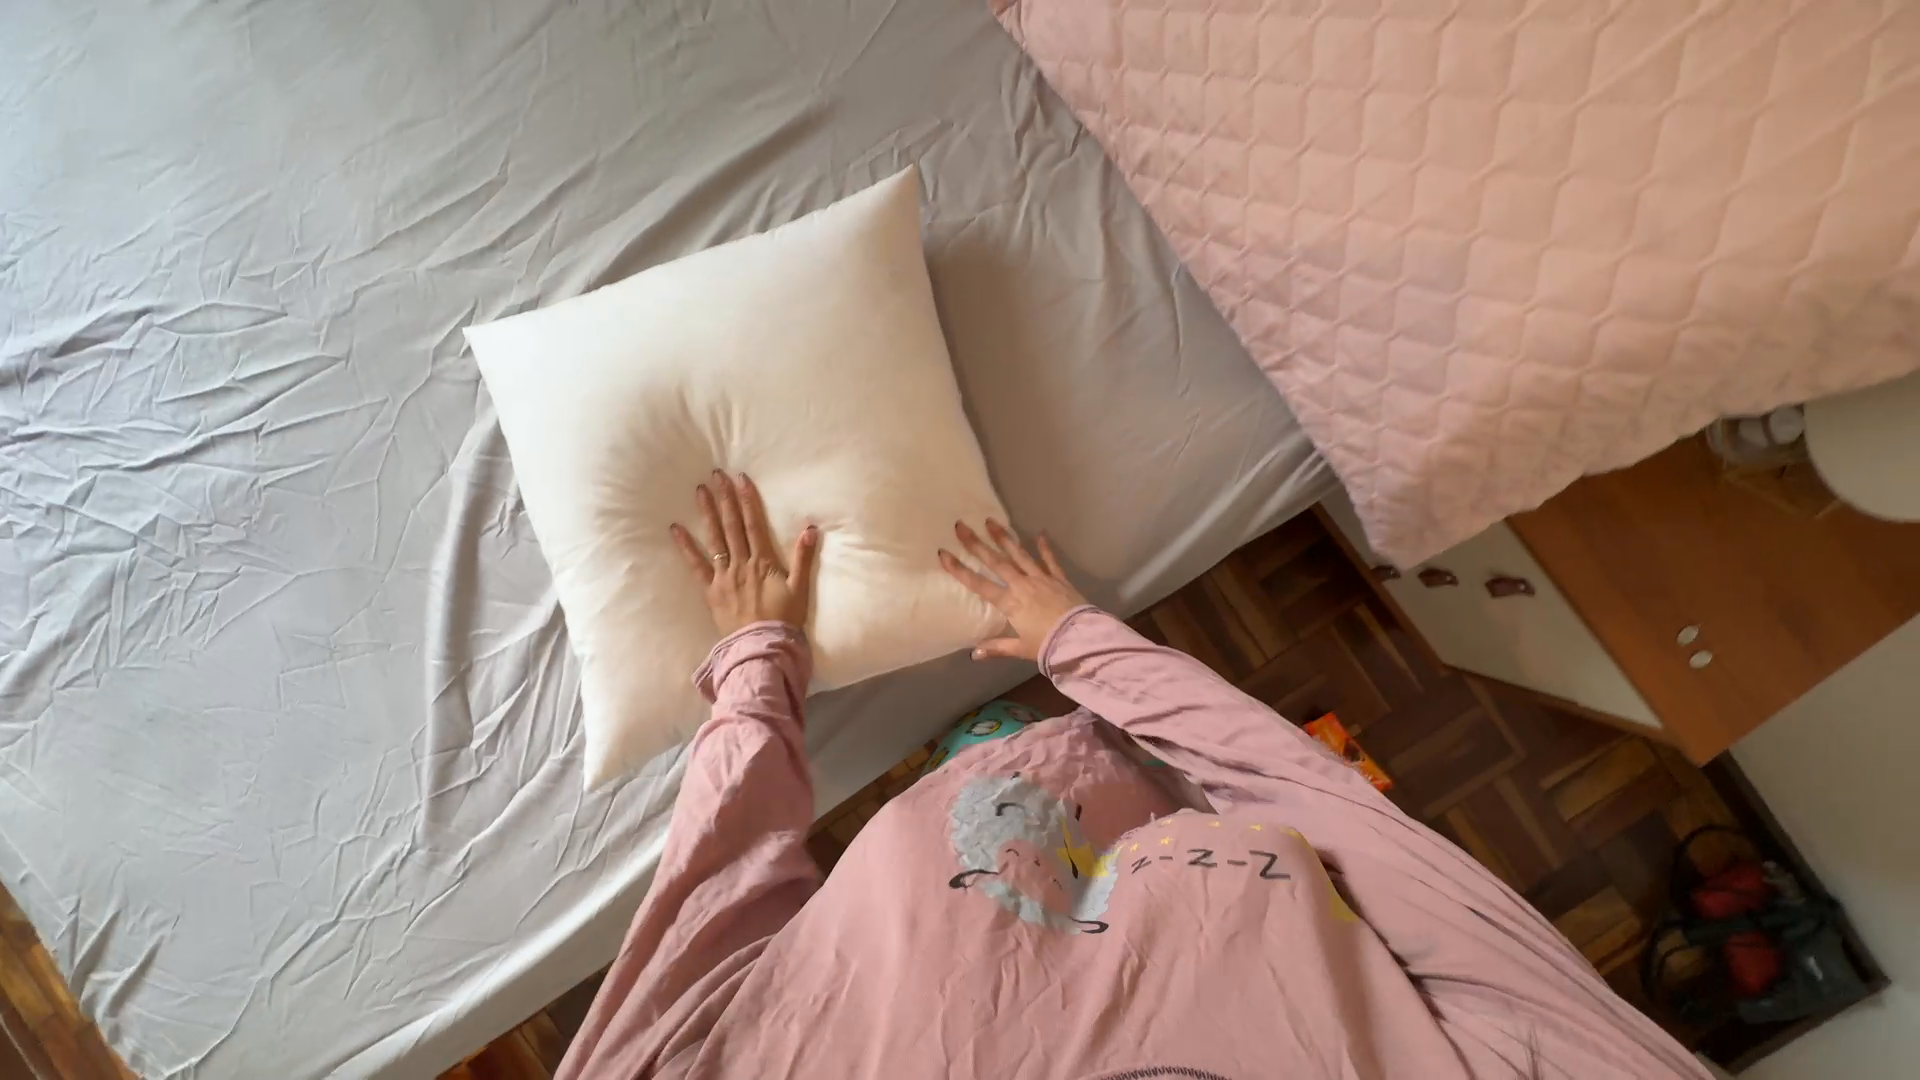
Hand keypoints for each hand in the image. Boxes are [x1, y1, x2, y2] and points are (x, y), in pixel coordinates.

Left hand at [671, 471, 818, 636]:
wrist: (762, 646)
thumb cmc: (785, 619)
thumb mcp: (800, 588)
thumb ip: (804, 558)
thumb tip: (810, 528)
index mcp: (763, 562)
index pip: (754, 524)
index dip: (748, 500)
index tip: (741, 479)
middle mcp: (741, 564)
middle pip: (732, 525)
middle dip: (725, 498)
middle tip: (717, 475)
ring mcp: (724, 576)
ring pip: (714, 539)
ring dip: (707, 514)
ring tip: (700, 491)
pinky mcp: (711, 590)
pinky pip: (696, 565)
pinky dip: (685, 547)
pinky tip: (676, 529)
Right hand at [938, 519, 1087, 660]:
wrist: (1081, 639)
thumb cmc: (1048, 646)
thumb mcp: (1020, 649)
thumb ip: (996, 649)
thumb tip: (973, 654)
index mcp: (1009, 603)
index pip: (978, 584)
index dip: (959, 569)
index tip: (943, 554)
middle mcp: (1022, 585)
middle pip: (996, 562)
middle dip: (976, 543)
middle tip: (961, 526)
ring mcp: (1042, 579)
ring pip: (1019, 555)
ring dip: (1004, 537)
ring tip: (991, 522)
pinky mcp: (1059, 579)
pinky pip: (1051, 560)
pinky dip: (1045, 548)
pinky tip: (1041, 534)